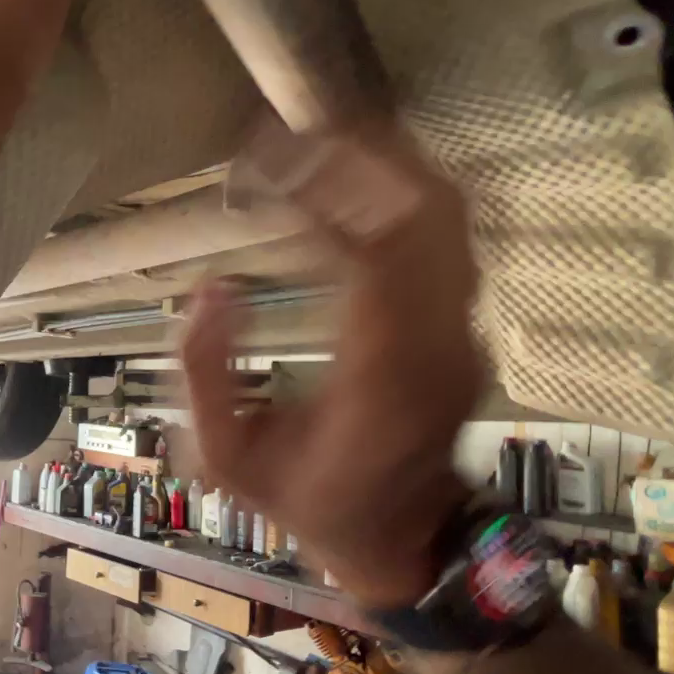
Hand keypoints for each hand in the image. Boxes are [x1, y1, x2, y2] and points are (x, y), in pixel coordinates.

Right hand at [181, 126, 484, 606]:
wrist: (406, 538)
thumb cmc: (308, 501)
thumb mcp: (228, 459)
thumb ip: (206, 375)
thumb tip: (211, 287)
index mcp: (377, 379)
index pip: (369, 255)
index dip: (322, 194)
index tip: (264, 162)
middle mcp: (437, 344)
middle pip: (425, 216)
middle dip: (359, 159)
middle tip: (293, 135)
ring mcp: (464, 332)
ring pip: (449, 216)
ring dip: (389, 165)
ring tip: (323, 138)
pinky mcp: (467, 325)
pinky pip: (451, 236)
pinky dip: (409, 190)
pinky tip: (364, 172)